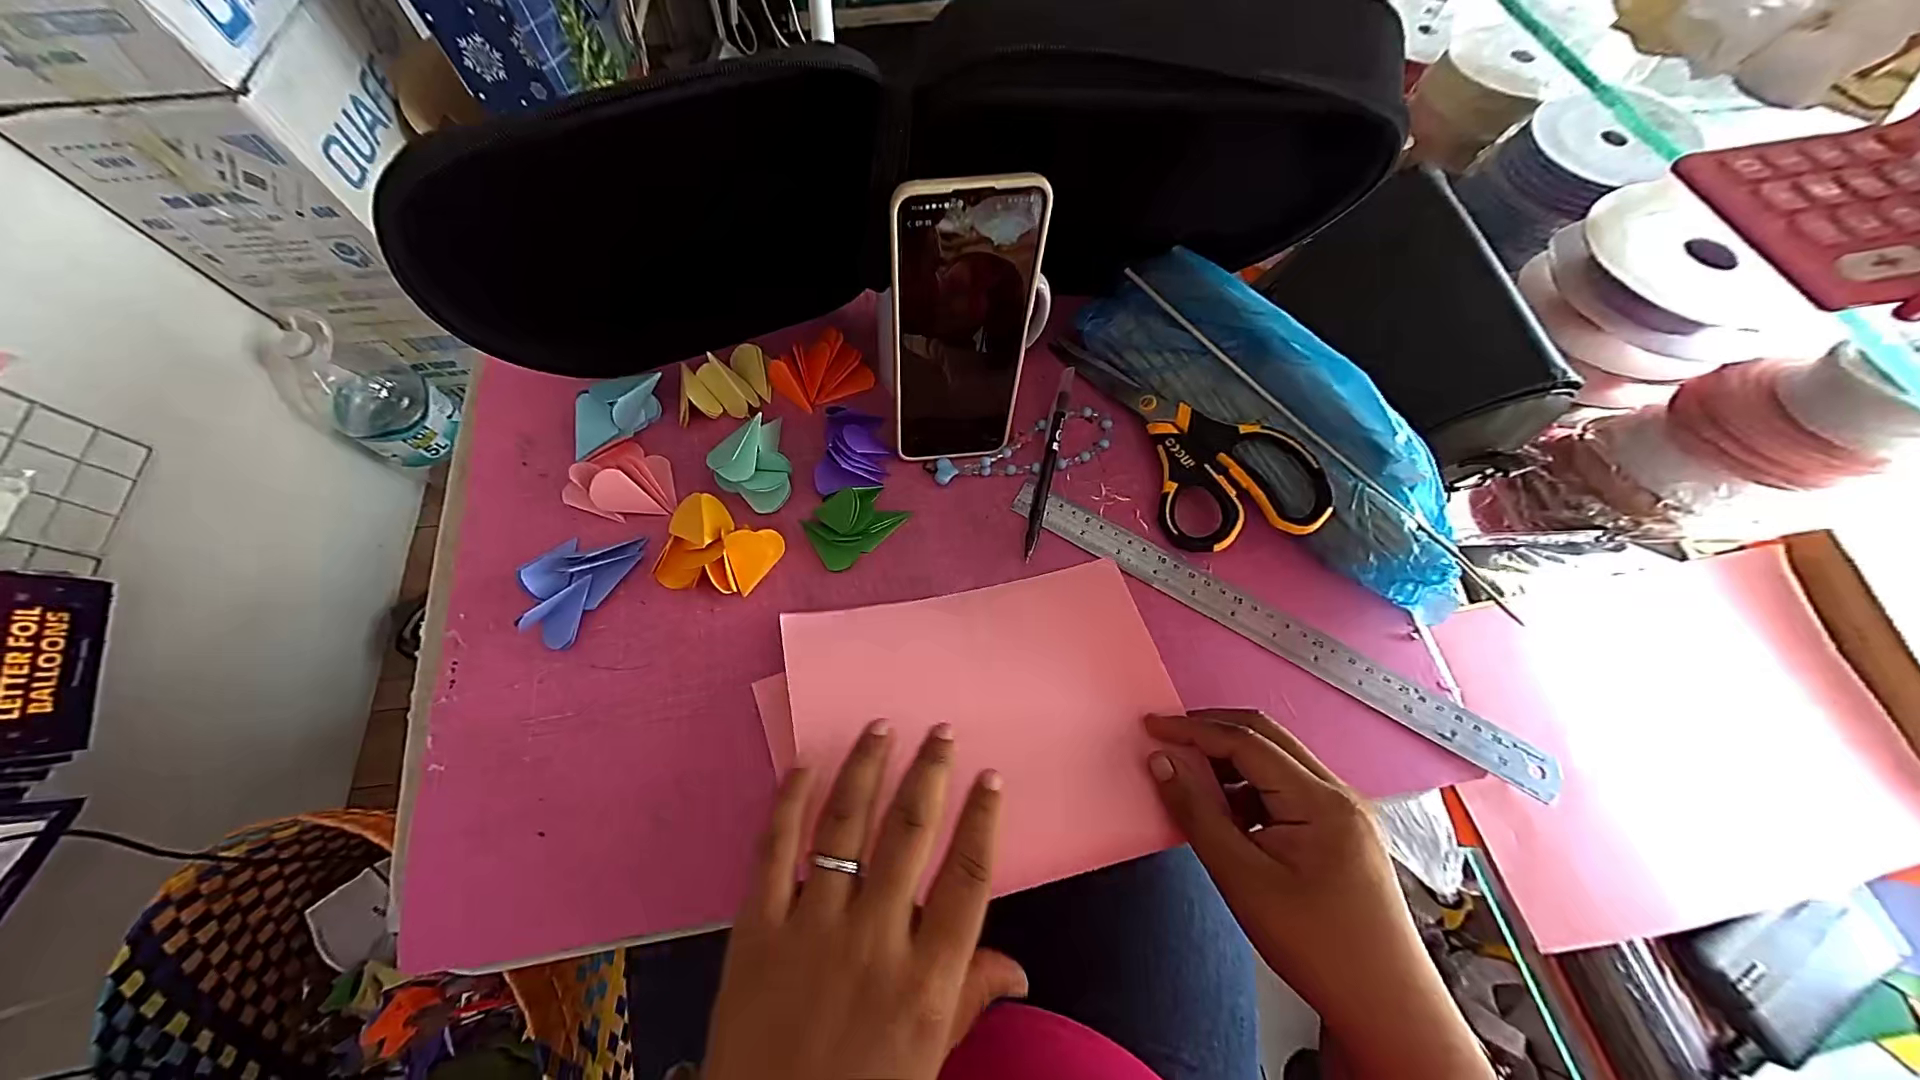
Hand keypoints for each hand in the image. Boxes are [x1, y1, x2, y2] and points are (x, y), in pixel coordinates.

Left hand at [703, 721, 1028, 1079]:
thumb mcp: (930, 1058)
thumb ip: (971, 999)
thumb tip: (1020, 969)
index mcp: (925, 978)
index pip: (966, 878)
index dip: (982, 820)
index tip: (989, 776)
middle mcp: (874, 940)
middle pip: (909, 835)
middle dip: (928, 773)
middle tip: (940, 731)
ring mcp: (811, 929)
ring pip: (844, 827)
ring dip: (865, 770)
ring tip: (881, 727)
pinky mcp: (756, 930)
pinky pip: (773, 852)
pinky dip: (789, 804)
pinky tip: (805, 767)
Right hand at [1146, 709, 1491, 1079]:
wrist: (1387, 1009)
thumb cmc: (1318, 947)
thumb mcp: (1241, 877)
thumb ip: (1197, 812)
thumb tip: (1163, 763)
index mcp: (1321, 801)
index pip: (1246, 741)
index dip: (1193, 729)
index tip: (1154, 726)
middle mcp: (1339, 794)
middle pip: (1266, 737)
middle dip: (1212, 731)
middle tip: (1169, 737)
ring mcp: (1345, 812)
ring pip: (1276, 761)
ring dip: (1231, 761)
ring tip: (1191, 780)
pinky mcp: (1342, 830)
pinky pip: (1287, 789)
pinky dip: (1250, 789)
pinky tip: (1226, 813)